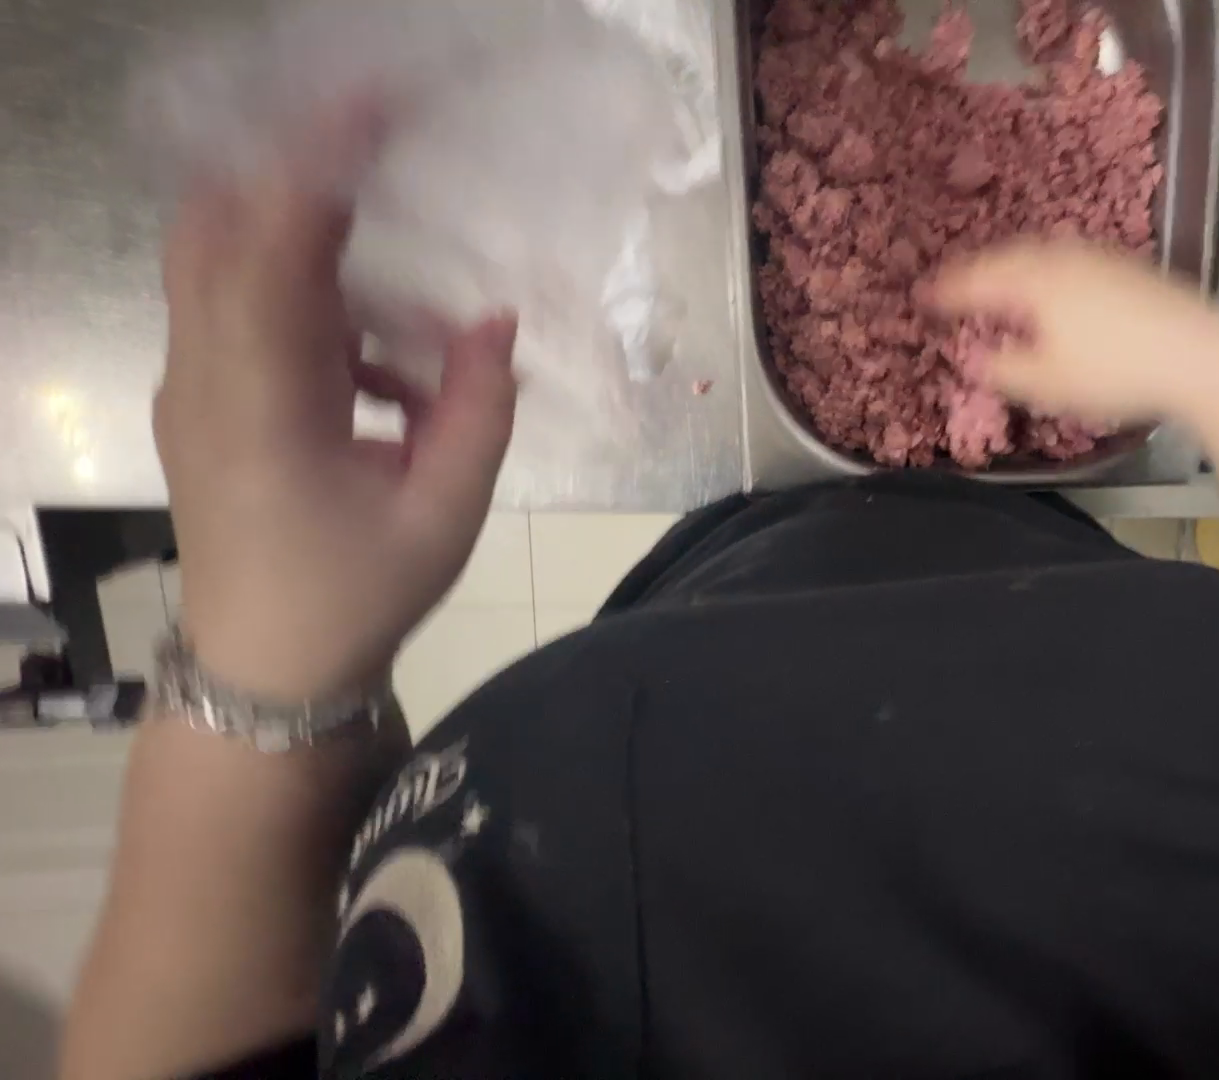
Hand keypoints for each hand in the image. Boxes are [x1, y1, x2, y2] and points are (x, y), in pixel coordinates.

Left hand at [155, 116, 518, 701]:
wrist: (272, 660)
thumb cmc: (362, 591)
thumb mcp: (445, 509)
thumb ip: (477, 410)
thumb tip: (495, 321)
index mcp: (260, 402)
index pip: (268, 249)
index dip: (313, 167)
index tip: (368, 109)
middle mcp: (207, 373)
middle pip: (219, 227)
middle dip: (299, 175)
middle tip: (388, 156)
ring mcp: (201, 382)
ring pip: (238, 267)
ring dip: (332, 261)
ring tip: (424, 335)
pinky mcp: (218, 397)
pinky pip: (262, 317)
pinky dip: (333, 313)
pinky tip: (400, 380)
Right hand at [932, 240, 1218, 423]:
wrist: (1203, 356)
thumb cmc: (1115, 372)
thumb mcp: (1047, 385)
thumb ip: (1002, 370)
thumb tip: (972, 358)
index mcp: (1035, 281)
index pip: (976, 281)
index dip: (945, 292)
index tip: (920, 298)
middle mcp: (1064, 257)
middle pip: (1008, 258)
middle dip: (978, 272)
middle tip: (956, 288)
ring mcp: (1102, 257)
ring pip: (1043, 254)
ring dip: (1014, 268)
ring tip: (1002, 285)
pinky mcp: (1131, 269)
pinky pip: (1071, 261)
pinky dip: (1048, 272)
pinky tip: (1057, 290)